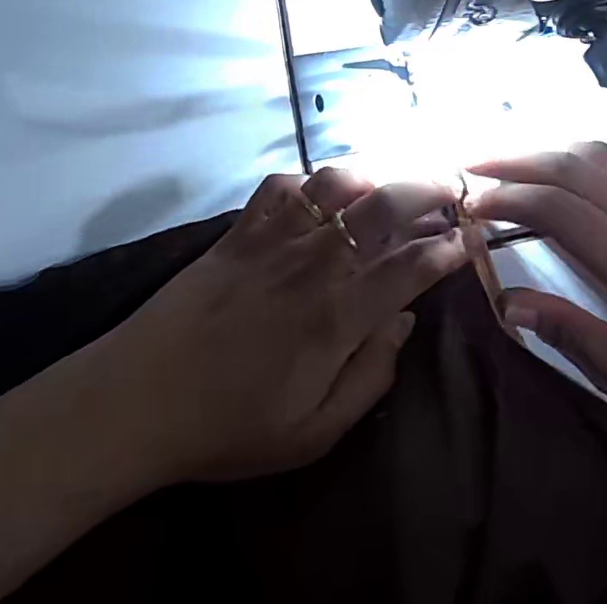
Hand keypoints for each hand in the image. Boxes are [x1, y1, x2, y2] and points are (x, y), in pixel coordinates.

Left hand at [89, 170, 464, 482]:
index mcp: (337, 316)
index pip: (409, 266)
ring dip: (367, 175)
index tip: (464, 240)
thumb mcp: (314, 432)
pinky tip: (313, 195)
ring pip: (329, 183)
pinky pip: (276, 188)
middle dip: (422, 190)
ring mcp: (269, 240)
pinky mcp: (234, 233)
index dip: (444, 249)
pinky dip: (304, 181)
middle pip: (379, 205)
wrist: (141, 395)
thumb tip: (403, 320)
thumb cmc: (230, 425)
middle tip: (445, 190)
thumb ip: (370, 374)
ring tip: (384, 185)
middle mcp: (310, 264)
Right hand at [470, 142, 606, 455]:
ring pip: (602, 155)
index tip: (471, 206)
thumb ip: (575, 337)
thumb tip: (509, 304)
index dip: (507, 199)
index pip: (559, 209)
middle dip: (515, 162)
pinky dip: (595, 156)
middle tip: (474, 171)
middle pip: (573, 167)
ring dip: (549, 152)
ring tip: (513, 167)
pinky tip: (580, 174)